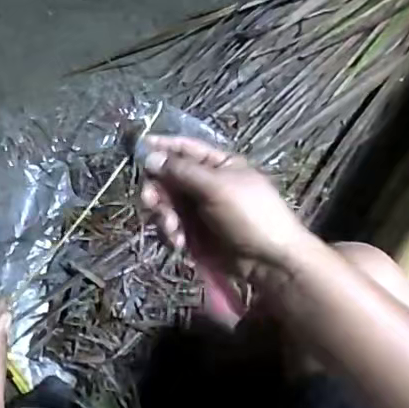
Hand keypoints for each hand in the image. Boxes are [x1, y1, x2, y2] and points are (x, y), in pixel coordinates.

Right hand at [138, 135, 312, 282]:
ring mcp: (198, 209)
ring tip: (173, 229)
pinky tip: (179, 243)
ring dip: (163, 215)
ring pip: (165, 204)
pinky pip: (170, 226)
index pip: (184, 148)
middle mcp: (205, 183)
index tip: (138, 147)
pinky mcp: (194, 233)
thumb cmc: (250, 215)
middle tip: (152, 202)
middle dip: (157, 189)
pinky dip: (170, 233)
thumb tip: (150, 155)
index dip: (161, 146)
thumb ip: (182, 170)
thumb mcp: (217, 187)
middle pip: (168, 177)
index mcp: (217, 164)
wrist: (270, 261)